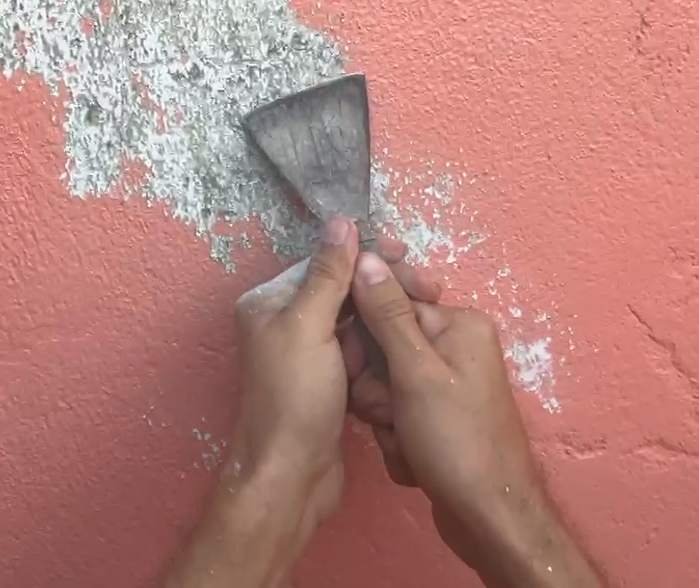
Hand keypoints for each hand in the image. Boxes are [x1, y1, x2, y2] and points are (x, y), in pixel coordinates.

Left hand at [164, 222, 440, 587]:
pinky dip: (380, 343)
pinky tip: (409, 339)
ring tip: (428, 308)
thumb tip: (341, 221)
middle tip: (429, 284)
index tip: (404, 250)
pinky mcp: (327, 377)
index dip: (363, 254)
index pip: (322, 262)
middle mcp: (284, 320)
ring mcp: (306, 351)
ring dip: (386, 314)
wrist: (293, 478)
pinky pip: (358, 348)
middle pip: (340, 288)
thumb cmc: (295, 397)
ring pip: (353, 319)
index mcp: (270, 301)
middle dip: (380, 284)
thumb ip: (328, 274)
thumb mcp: (310, 326)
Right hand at [347, 253, 602, 587]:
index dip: (366, 335)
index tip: (358, 364)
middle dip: (378, 387)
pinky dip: (398, 435)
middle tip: (389, 413)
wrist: (490, 522)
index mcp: (457, 323)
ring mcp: (448, 384)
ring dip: (385, 417)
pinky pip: (398, 411)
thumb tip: (364, 255)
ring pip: (385, 383)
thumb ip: (386, 312)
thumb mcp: (415, 371)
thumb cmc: (456, 440)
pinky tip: (412, 457)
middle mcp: (455, 346)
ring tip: (405, 440)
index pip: (389, 305)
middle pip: (384, 346)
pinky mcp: (439, 416)